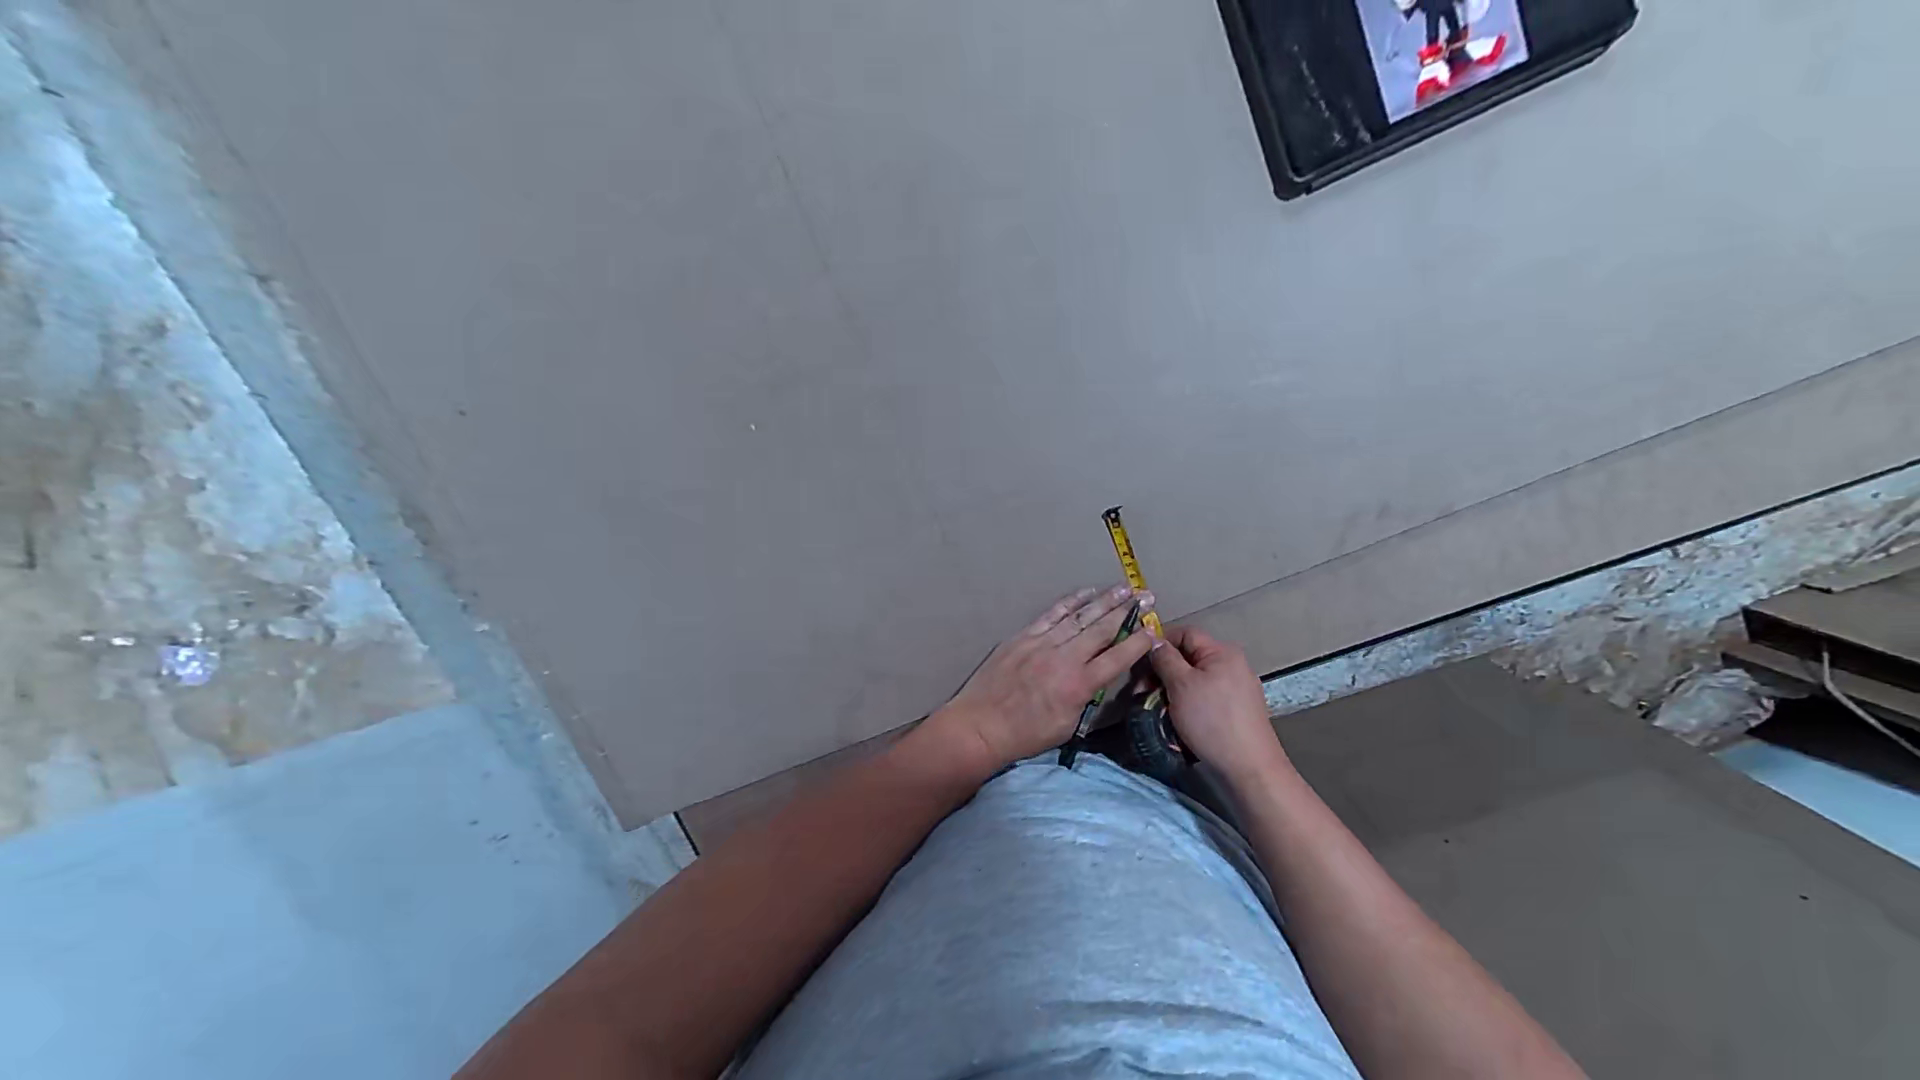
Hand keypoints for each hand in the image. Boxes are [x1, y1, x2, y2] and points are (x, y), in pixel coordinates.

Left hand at [924, 584, 1155, 774]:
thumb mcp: (1067, 726)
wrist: (981, 725)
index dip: (1139, 643)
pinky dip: (1071, 601)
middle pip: (1102, 629)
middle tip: (1147, 597)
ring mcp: (1043, 643)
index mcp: (1079, 685)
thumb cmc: (1026, 735)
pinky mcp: (1024, 636)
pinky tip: (1087, 592)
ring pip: (1080, 616)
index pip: (1118, 658)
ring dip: (1105, 600)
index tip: (1154, 630)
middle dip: (1128, 612)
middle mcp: (1065, 659)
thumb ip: (1086, 699)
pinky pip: (1053, 614)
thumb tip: (1097, 679)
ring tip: (1125, 588)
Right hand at [1148, 625, 1287, 780]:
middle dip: (1163, 672)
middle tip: (1144, 693)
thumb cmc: (1212, 720)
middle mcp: (1232, 665)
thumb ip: (1165, 658)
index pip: (1184, 633)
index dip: (1160, 643)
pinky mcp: (1236, 709)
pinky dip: (1187, 704)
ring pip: (1194, 679)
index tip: (1140, 664)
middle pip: (1188, 657)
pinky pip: (1204, 697)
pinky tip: (1178, 720)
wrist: (1249, 767)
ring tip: (1159, 709)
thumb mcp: (1181, 685)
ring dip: (1172, 691)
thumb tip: (1153, 640)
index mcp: (1222, 652)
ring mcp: (1236, 688)